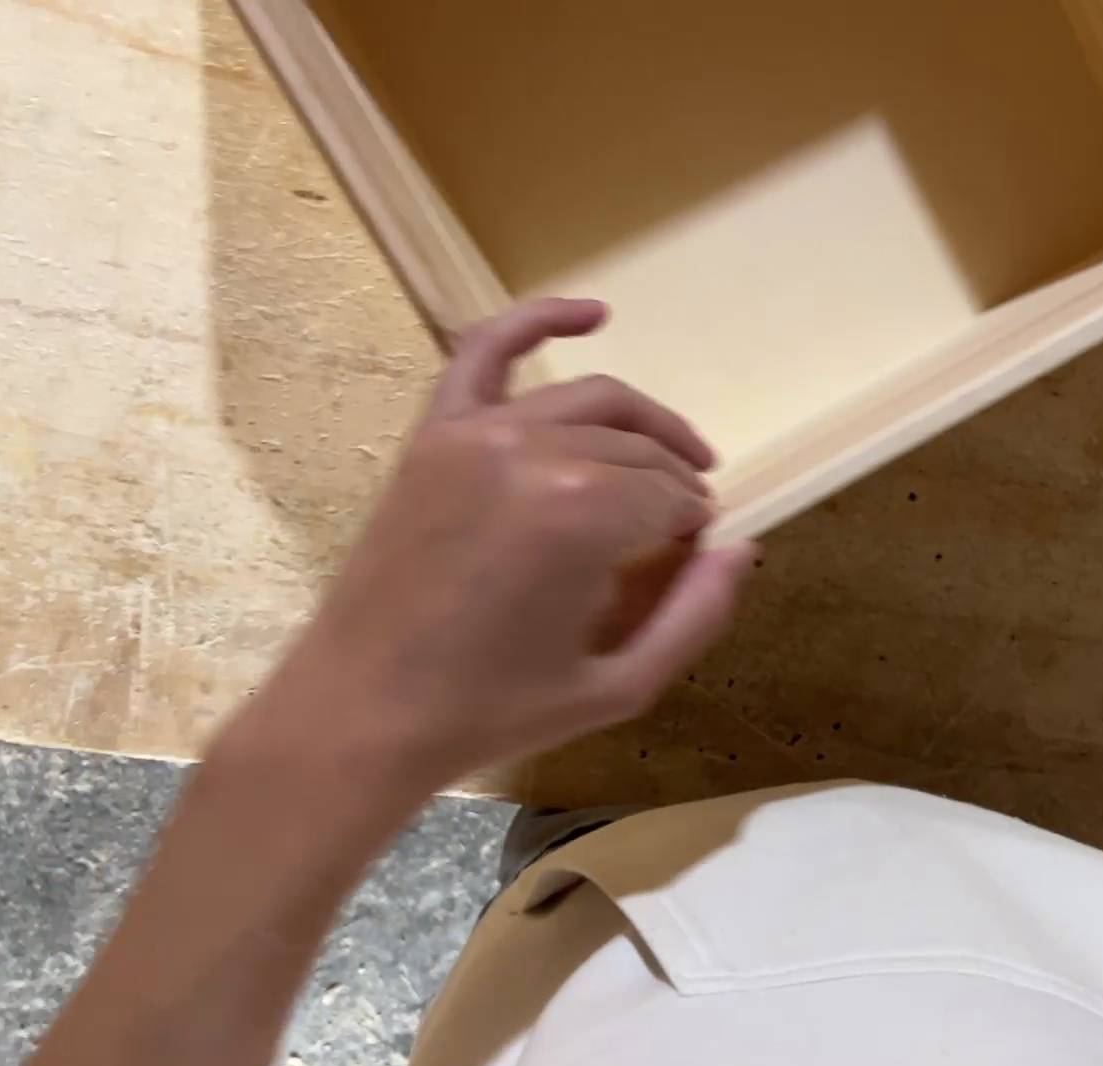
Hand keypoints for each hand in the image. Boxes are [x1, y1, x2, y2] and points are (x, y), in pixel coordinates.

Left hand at [257, 298, 752, 788]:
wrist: (359, 715)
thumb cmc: (498, 709)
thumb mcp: (622, 685)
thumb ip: (697, 616)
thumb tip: (743, 548)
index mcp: (581, 518)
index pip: (671, 498)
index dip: (694, 524)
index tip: (696, 551)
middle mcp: (533, 456)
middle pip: (641, 452)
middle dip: (677, 484)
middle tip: (686, 523)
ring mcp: (475, 434)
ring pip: (596, 404)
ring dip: (649, 424)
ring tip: (679, 455)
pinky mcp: (434, 434)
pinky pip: (485, 350)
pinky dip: (541, 320)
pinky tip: (594, 312)